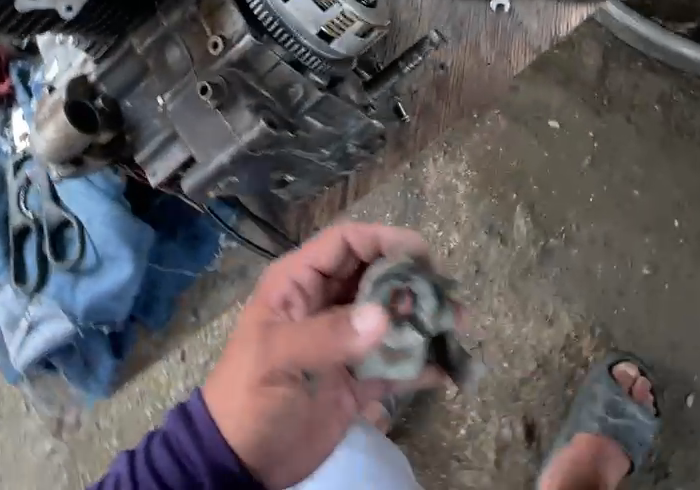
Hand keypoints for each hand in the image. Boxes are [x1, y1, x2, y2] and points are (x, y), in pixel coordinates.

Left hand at [201, 223, 447, 487]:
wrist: (241, 460)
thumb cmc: (249, 393)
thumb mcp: (279, 357)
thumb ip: (328, 335)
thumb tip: (383, 315)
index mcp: (298, 283)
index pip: (345, 243)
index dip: (382, 239)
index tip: (422, 253)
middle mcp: (324, 303)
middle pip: (374, 276)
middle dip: (411, 281)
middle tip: (448, 295)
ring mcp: (343, 342)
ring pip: (389, 317)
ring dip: (422, 320)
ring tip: (458, 327)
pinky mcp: (357, 380)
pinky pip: (394, 363)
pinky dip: (421, 363)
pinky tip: (448, 368)